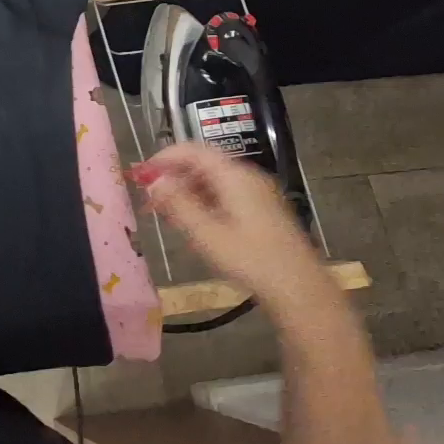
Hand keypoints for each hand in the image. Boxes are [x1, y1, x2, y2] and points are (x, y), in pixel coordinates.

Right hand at [136, 143, 332, 313]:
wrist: (302, 291)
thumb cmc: (251, 260)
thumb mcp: (206, 233)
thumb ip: (177, 204)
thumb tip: (154, 182)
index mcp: (235, 176)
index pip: (192, 151)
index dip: (163, 158)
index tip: (142, 175)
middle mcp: (248, 178)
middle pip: (202, 164)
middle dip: (173, 178)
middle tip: (150, 199)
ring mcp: (258, 194)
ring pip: (213, 181)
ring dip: (186, 192)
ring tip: (166, 214)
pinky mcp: (263, 211)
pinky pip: (225, 195)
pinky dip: (203, 202)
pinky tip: (192, 223)